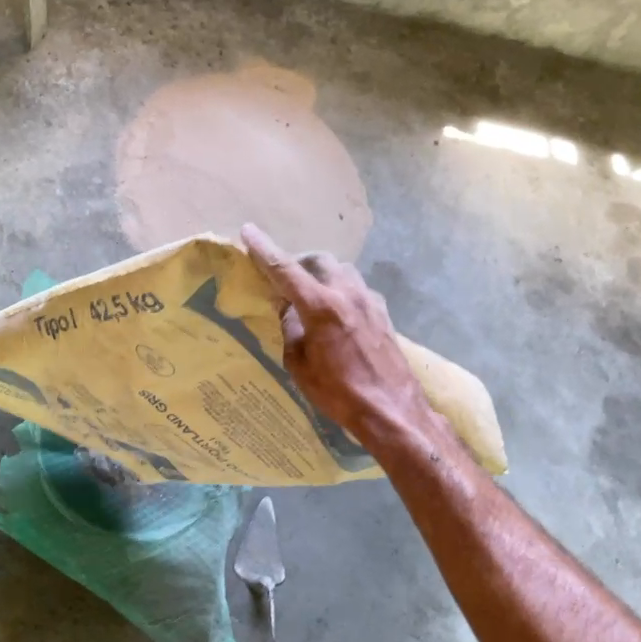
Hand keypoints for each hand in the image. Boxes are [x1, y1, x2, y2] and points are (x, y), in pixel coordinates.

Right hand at [240, 223, 440, 451]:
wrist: (392, 410)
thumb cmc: (338, 392)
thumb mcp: (299, 363)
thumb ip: (290, 328)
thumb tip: (288, 309)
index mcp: (320, 306)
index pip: (284, 269)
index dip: (263, 249)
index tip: (248, 231)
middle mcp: (346, 294)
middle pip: (318, 260)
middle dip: (298, 262)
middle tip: (283, 280)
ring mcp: (369, 301)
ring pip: (341, 270)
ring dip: (322, 274)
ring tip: (310, 295)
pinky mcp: (383, 313)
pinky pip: (357, 289)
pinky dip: (341, 291)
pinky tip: (337, 313)